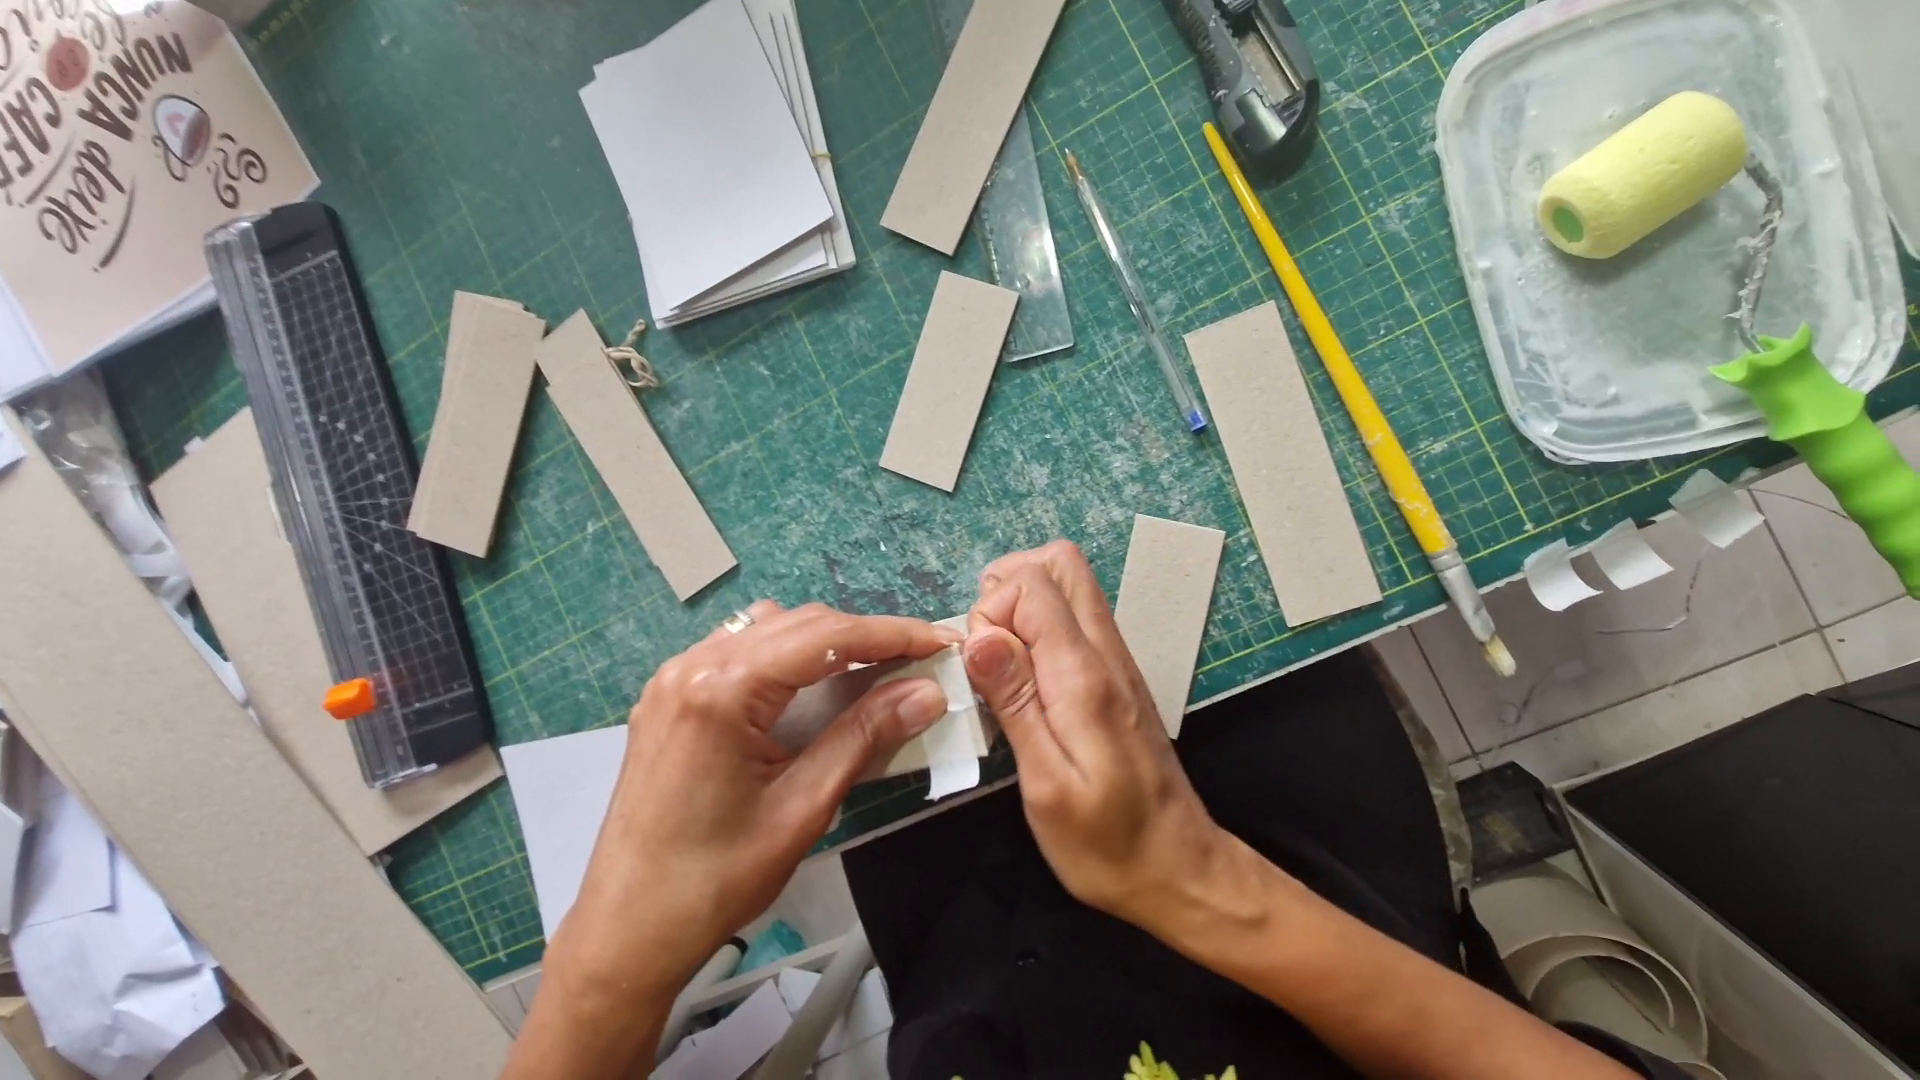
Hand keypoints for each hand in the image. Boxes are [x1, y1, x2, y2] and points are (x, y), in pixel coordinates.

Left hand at [555, 601, 958, 996]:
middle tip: (917, 662)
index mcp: (722, 690)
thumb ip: (864, 737)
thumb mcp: (802, 807)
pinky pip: (738, 653)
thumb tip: (927, 693)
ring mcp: (673, 679)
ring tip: (871, 673)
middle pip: (797, 624)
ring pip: (767, 630)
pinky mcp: (669, 699)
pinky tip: (809, 691)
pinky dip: (784, 659)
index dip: (891, 635)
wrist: (628, 931)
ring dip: (823, 644)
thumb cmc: (716, 880)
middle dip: (862, 638)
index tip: (940, 641)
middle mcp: (692, 666)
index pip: (825, 637)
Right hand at [962, 541, 1243, 935]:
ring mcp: (1115, 662)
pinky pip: (1075, 620)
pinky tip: (1023, 682)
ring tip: (999, 667)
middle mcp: (1105, 653)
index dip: (990, 610)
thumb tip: (980, 637)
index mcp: (1083, 676)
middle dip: (1007, 586)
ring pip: (1069, 586)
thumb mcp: (1047, 785)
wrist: (1179, 868)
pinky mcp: (1115, 678)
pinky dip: (1039, 628)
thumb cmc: (1106, 844)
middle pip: (1060, 563)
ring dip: (1023, 605)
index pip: (1033, 584)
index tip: (978, 667)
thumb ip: (1015, 703)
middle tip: (985, 649)